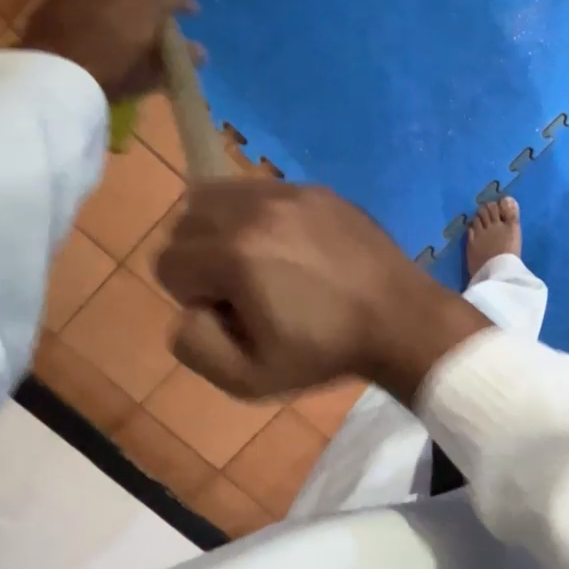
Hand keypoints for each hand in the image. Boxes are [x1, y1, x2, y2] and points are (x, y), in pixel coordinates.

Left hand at [21, 0, 196, 100]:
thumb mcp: (151, 74)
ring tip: (129, 8)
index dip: (184, 1)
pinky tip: (96, 18)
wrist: (51, 76)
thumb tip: (200, 51)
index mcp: (146, 2)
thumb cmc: (112, 75)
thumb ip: (176, 57)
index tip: (192, 11)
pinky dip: (98, 3)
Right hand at [155, 180, 490, 402]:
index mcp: (235, 252)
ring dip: (221, 229)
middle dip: (200, 257)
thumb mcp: (248, 378)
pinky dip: (258, 215)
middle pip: (185, 220)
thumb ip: (193, 346)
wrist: (400, 320)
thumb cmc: (326, 351)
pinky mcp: (318, 190)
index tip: (233, 314)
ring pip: (218, 195)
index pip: (167, 262)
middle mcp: (256, 209)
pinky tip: (290, 248)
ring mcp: (290, 192)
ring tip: (259, 264)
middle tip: (242, 289)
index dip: (192, 297)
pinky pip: (261, 191)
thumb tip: (188, 310)